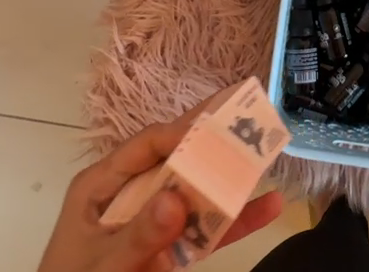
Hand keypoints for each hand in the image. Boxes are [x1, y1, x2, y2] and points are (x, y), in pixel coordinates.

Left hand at [37, 90, 284, 271]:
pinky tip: (267, 207)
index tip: (215, 125)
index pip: (146, 146)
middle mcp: (130, 196)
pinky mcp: (168, 251)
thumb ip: (137, 236)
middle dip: (212, 140)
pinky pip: (203, 231)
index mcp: (100, 186)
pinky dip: (234, 221)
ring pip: (195, 192)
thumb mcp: (101, 266)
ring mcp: (152, 223)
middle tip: (250, 111)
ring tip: (267, 152)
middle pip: (176, 160)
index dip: (181, 133)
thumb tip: (177, 199)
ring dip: (230, 177)